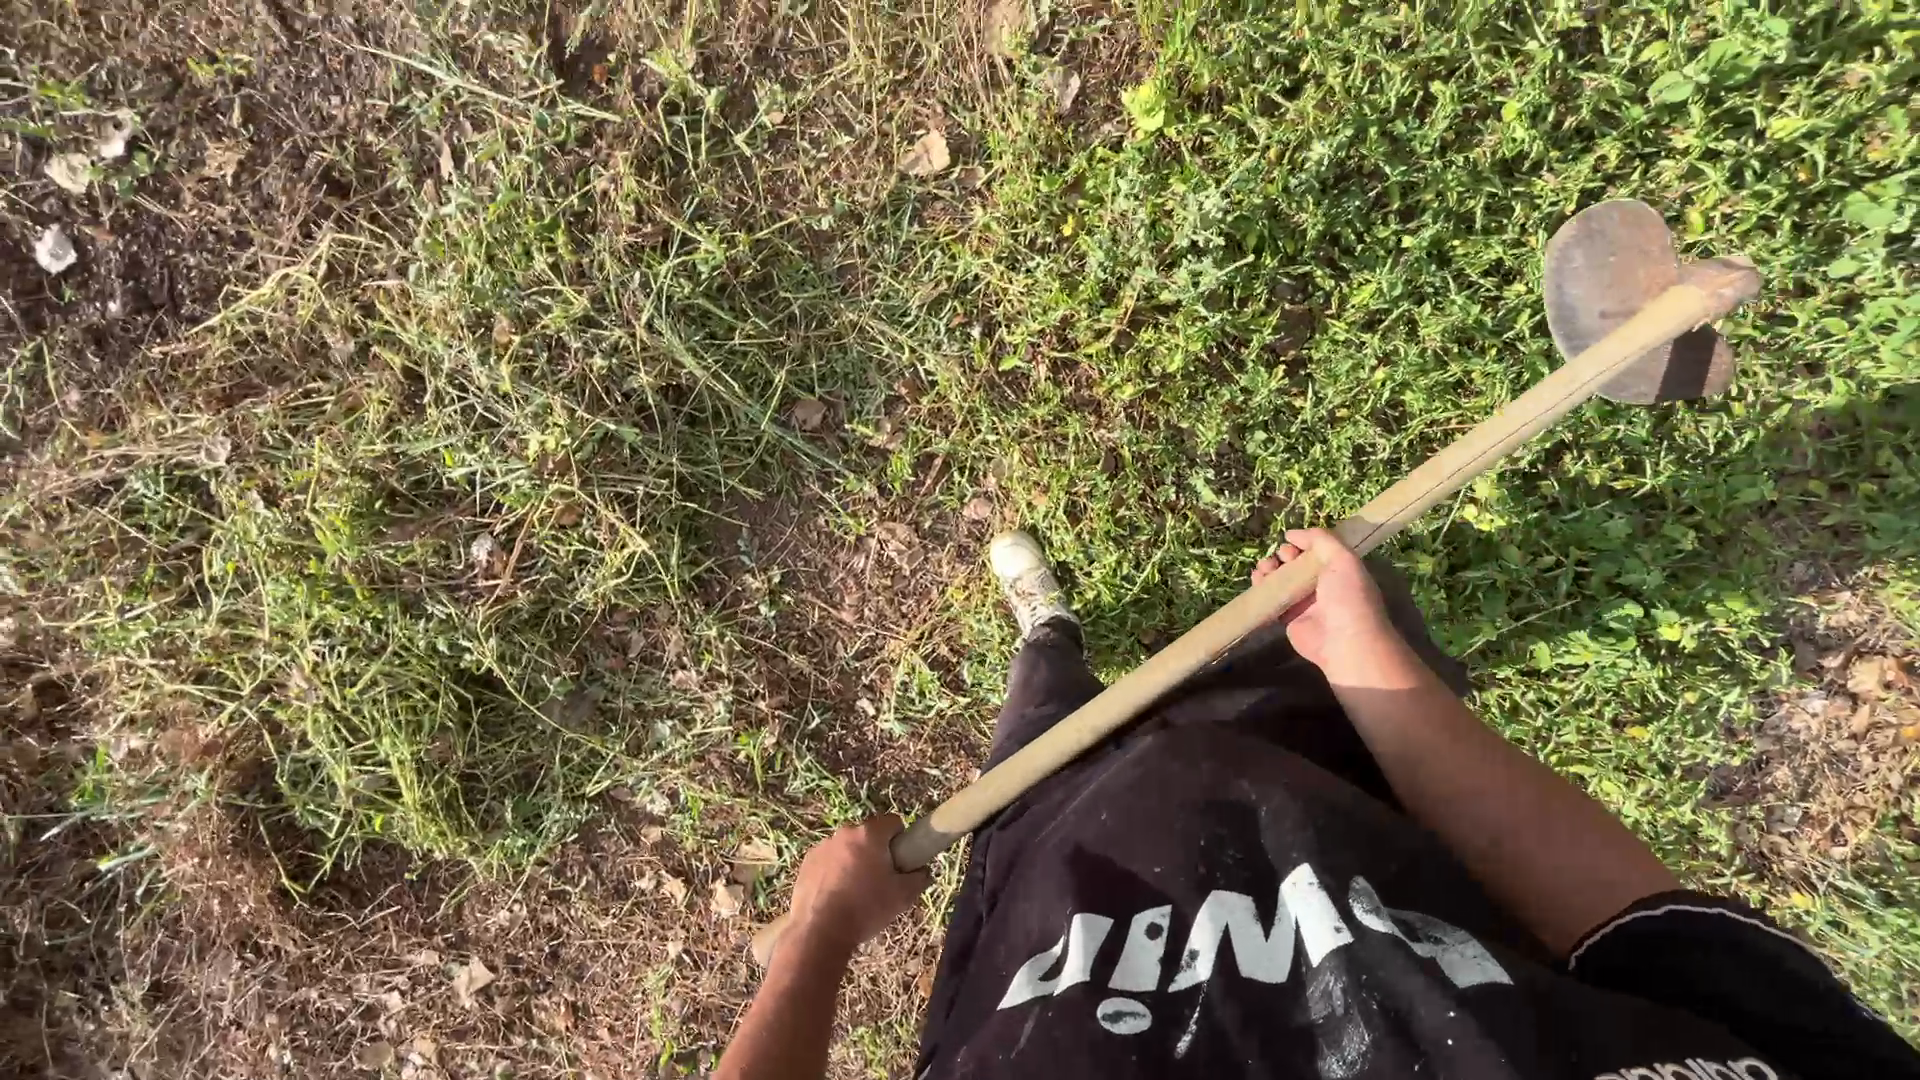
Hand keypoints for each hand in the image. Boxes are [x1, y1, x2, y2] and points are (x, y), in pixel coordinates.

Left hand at [787, 815, 928, 952]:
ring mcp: (823, 846)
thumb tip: (922, 871)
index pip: (893, 822)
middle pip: (868, 835)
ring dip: (854, 861)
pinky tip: (836, 896)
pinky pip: (828, 860)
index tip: (900, 861)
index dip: (901, 840)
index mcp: (869, 834)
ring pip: (847, 848)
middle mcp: (845, 833)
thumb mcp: (903, 897)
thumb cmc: (866, 909)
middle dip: (876, 851)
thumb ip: (919, 878)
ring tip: (855, 892)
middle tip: (880, 880)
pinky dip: (834, 871)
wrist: (820, 932)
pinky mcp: (807, 862)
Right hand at [1251, 528, 1420, 687]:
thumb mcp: (1343, 559)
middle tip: (1282, 559)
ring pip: (1280, 578)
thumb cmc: (1348, 596)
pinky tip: (1257, 580)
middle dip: (1283, 555)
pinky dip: (1261, 587)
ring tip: (1265, 568)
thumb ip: (1321, 539)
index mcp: (1337, 568)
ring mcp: (1303, 600)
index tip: (1292, 545)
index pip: (1314, 550)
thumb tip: (1291, 533)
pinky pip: (1271, 598)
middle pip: (1294, 562)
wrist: (1344, 640)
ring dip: (1269, 568)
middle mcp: (1320, 583)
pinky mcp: (1287, 616)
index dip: (1301, 544)